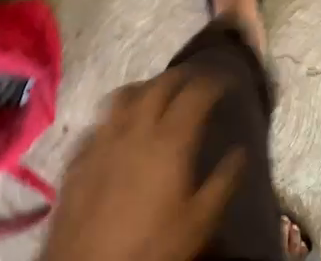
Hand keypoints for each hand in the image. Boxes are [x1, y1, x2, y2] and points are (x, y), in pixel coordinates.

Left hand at [41, 68, 244, 260]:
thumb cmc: (152, 247)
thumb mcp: (199, 222)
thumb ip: (223, 183)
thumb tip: (240, 152)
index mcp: (169, 141)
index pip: (195, 93)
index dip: (213, 81)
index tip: (227, 81)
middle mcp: (135, 129)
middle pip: (159, 84)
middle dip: (181, 76)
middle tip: (196, 81)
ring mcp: (103, 139)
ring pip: (125, 94)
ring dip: (146, 87)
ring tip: (157, 93)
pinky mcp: (80, 156)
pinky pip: (100, 119)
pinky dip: (116, 114)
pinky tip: (120, 127)